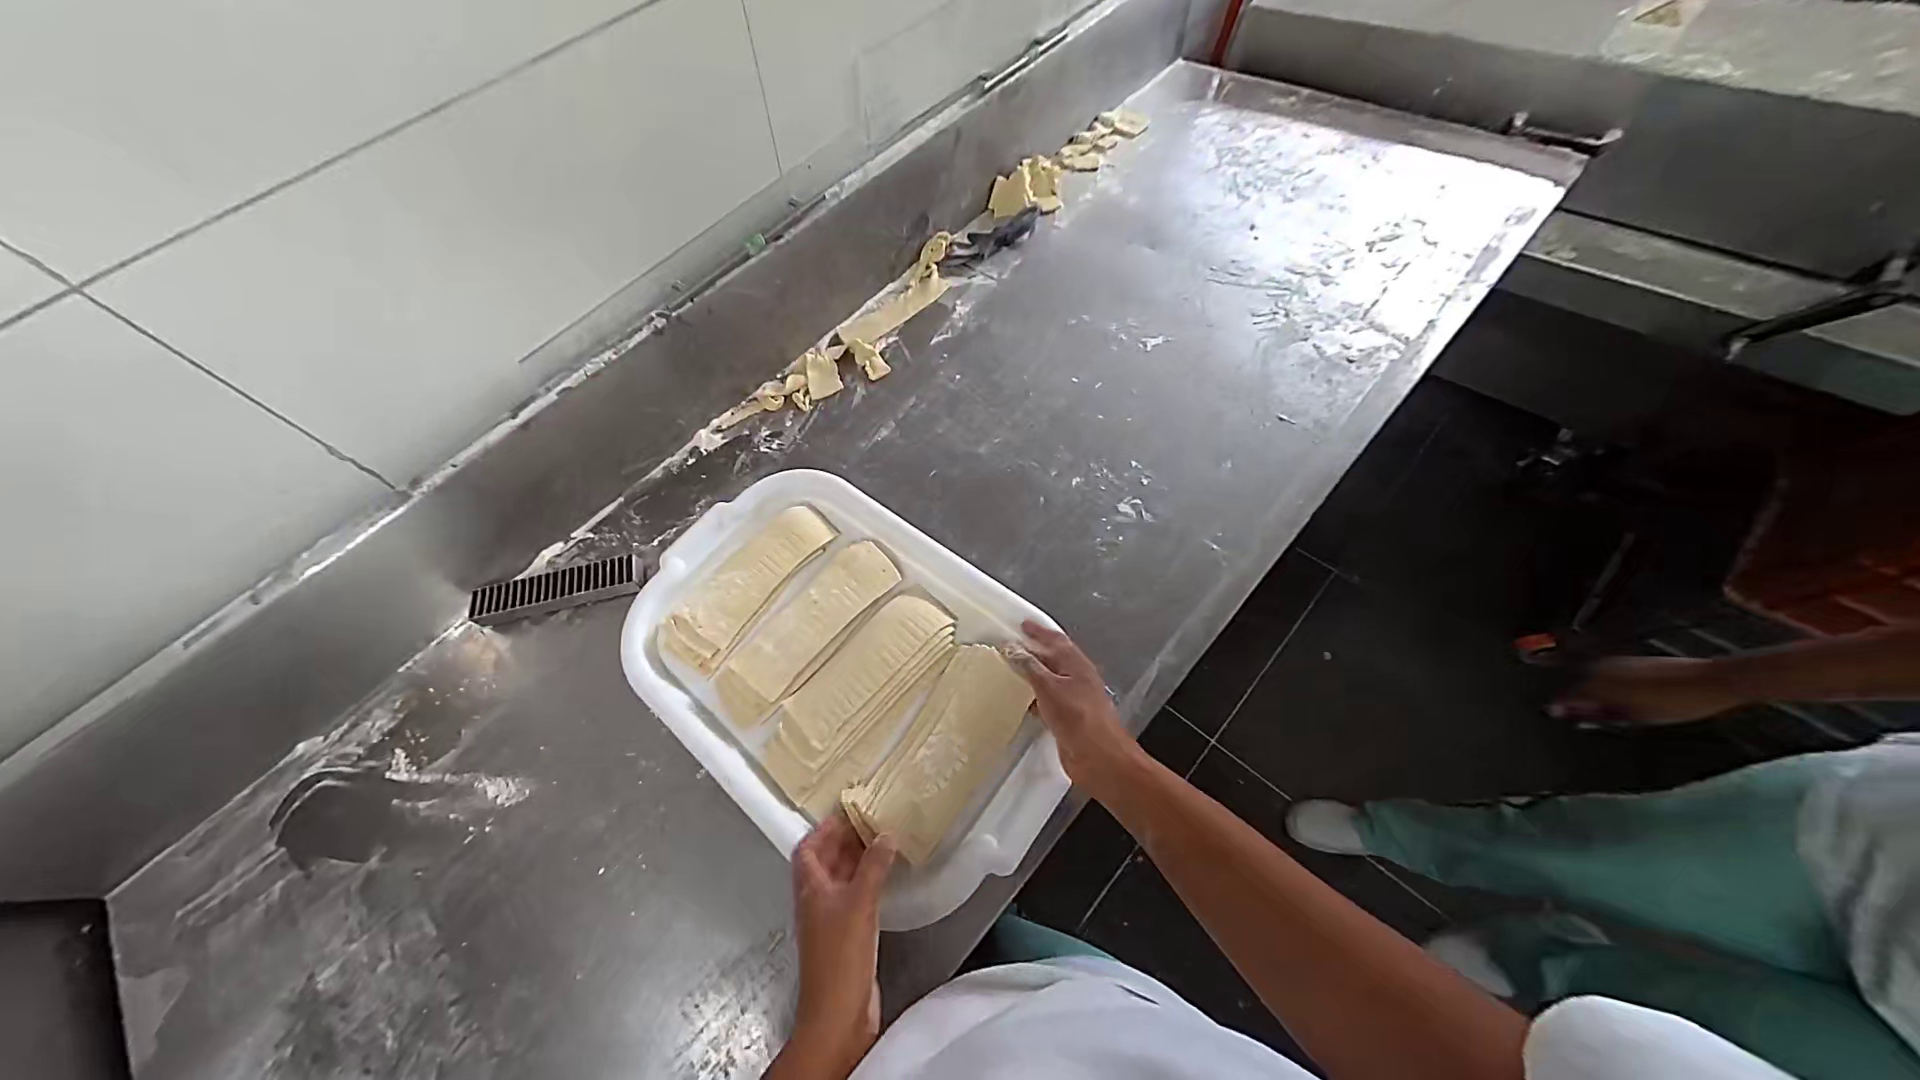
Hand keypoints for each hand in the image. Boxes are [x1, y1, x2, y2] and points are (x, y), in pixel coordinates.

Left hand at [786, 813, 894, 1074]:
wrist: (839, 1015)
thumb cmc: (840, 957)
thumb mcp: (859, 902)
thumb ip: (874, 865)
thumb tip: (885, 835)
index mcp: (810, 888)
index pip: (808, 847)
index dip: (824, 827)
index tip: (847, 809)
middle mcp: (816, 900)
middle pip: (825, 860)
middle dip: (845, 838)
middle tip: (871, 818)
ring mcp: (830, 919)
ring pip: (841, 877)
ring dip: (858, 858)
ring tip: (882, 840)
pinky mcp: (846, 935)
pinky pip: (855, 896)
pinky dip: (867, 881)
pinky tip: (885, 877)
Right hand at [1017, 621, 1139, 794]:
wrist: (1099, 758)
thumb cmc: (1078, 718)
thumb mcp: (1049, 686)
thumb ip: (1030, 666)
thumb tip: (1013, 648)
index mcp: (1077, 665)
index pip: (1056, 640)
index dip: (1040, 632)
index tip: (1024, 625)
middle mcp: (1079, 679)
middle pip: (1055, 658)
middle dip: (1036, 651)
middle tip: (1015, 646)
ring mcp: (1076, 700)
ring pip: (1052, 680)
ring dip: (1035, 674)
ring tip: (1015, 670)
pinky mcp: (1070, 720)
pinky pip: (1049, 701)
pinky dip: (1036, 697)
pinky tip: (1025, 702)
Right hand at [1549, 656, 1741, 726]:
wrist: (1714, 683)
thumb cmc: (1681, 701)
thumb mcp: (1635, 716)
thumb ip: (1598, 713)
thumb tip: (1570, 712)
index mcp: (1598, 681)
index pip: (1569, 695)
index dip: (1563, 707)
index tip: (1559, 714)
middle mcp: (1602, 667)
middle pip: (1582, 686)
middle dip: (1585, 701)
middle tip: (1597, 717)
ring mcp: (1617, 662)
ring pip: (1597, 680)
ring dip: (1602, 694)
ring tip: (1620, 710)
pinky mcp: (1632, 660)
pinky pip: (1612, 675)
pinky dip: (1616, 688)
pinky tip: (1633, 698)